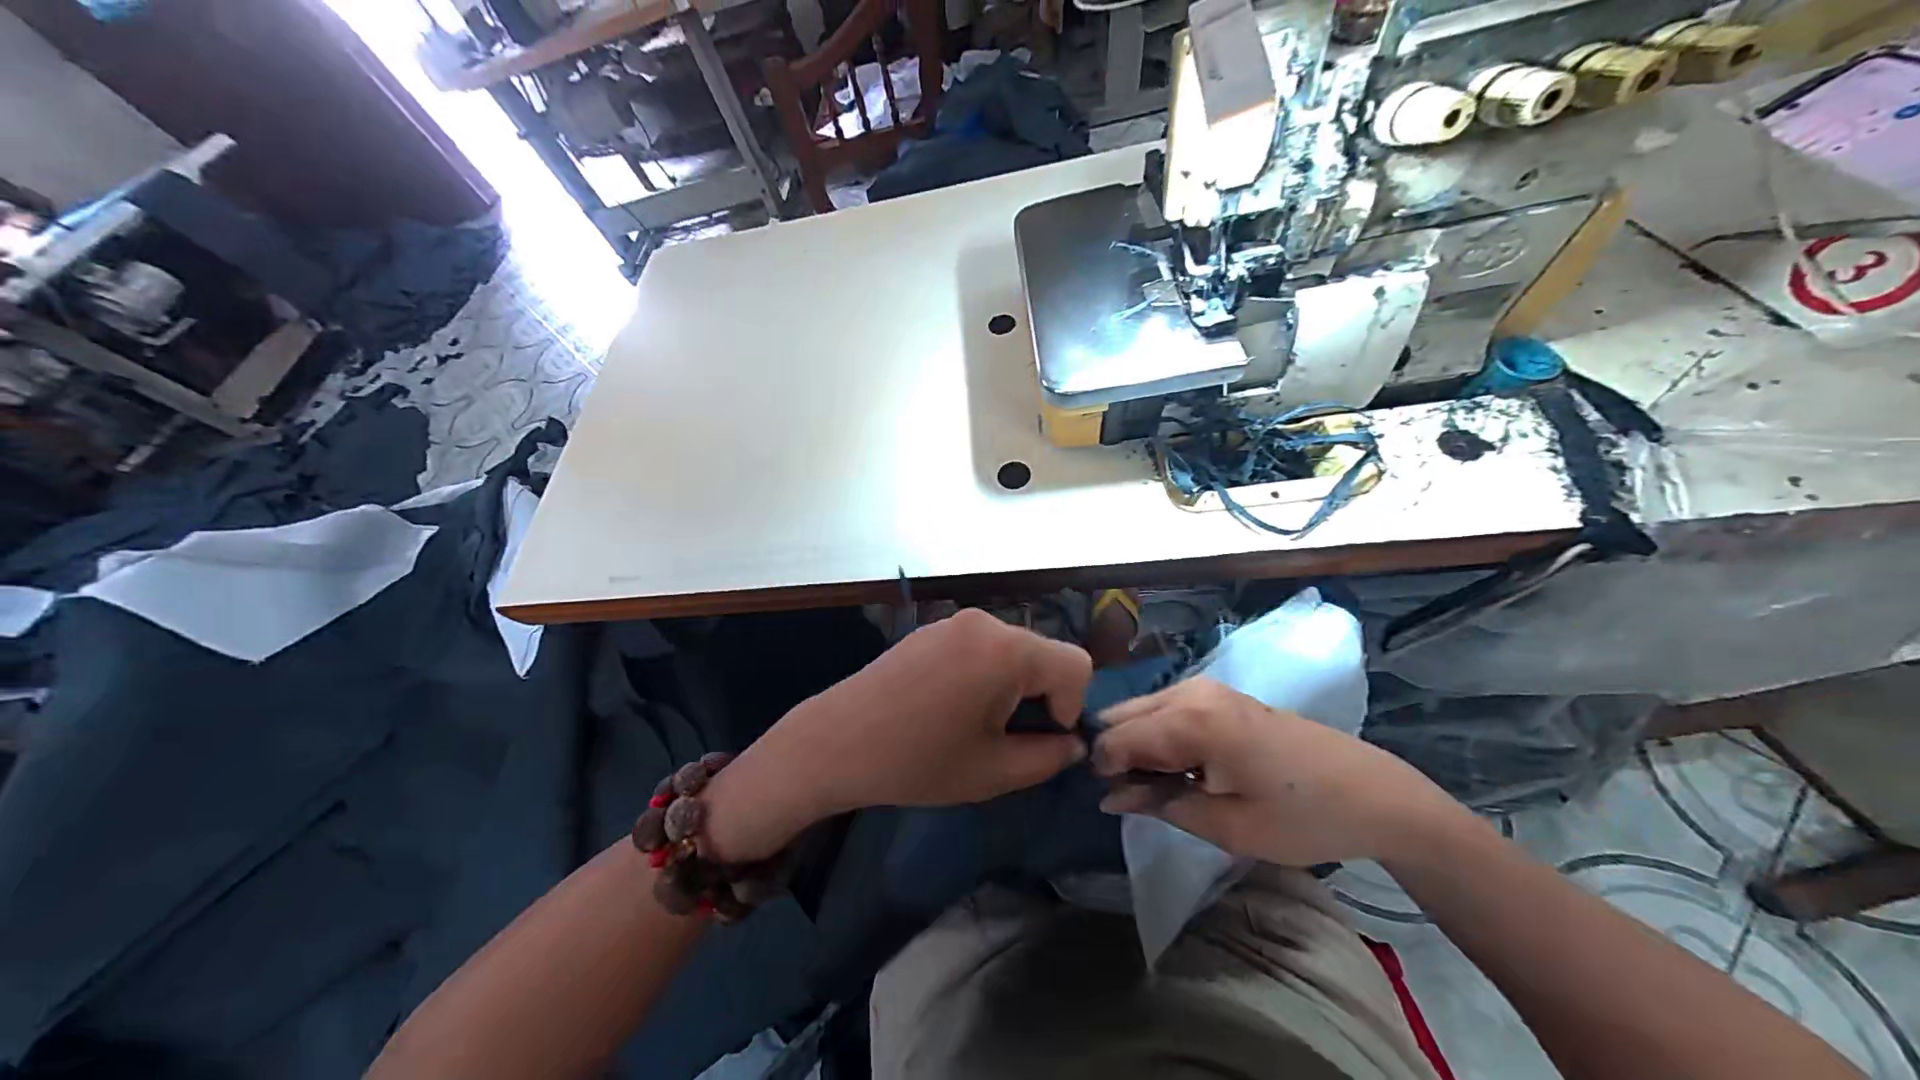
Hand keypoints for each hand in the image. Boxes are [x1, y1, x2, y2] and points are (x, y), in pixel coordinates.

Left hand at [704, 609, 1091, 860]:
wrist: (833, 743)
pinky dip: (982, 674)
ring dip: (1010, 686)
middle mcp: (984, 622)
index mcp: (1007, 650)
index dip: (1071, 705)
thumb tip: (1073, 743)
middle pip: (1042, 654)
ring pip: (1011, 650)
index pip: (1077, 664)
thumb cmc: (917, 761)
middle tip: (1003, 737)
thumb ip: (1049, 756)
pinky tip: (947, 707)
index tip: (1037, 737)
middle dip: (1039, 696)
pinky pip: (979, 647)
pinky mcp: (929, 630)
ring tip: (972, 724)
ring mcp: (952, 622)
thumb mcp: (994, 771)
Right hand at [1092, 677, 1465, 866]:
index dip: (1103, 771)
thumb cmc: (1302, 817)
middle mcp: (1192, 691)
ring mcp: (1207, 688)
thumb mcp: (1227, 826)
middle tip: (1134, 796)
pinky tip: (1182, 768)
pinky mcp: (1220, 695)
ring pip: (1142, 710)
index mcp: (1191, 719)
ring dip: (1137, 744)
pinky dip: (1158, 736)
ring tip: (1161, 786)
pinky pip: (1166, 709)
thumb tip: (1108, 796)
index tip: (1111, 801)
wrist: (1376, 795)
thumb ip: (1159, 803)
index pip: (1115, 738)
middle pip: (1122, 715)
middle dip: (1116, 753)